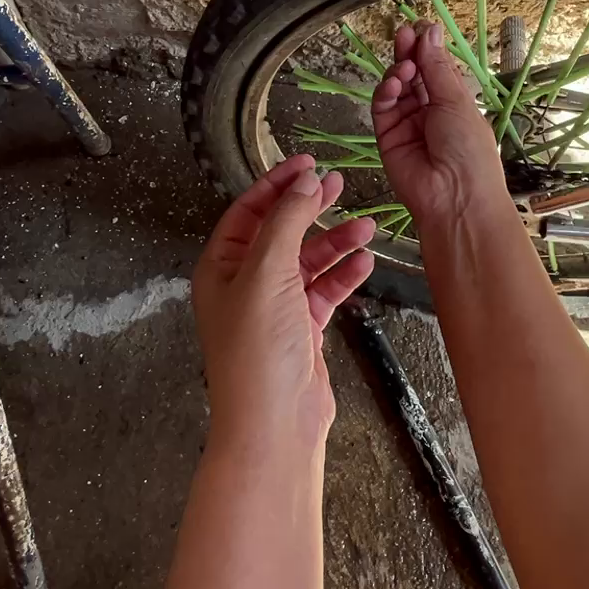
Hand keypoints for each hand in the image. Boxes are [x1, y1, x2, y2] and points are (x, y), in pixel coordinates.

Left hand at [192, 155, 375, 444]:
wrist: (274, 425)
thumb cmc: (258, 351)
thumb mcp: (268, 273)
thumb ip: (287, 221)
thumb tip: (306, 181)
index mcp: (221, 268)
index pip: (248, 211)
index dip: (277, 184)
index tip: (308, 162)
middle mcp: (244, 284)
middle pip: (280, 232)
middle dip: (310, 208)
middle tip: (339, 183)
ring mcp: (274, 308)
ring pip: (307, 261)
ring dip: (335, 242)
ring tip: (367, 225)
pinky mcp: (301, 329)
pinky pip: (324, 290)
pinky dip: (343, 275)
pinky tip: (364, 261)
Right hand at [371, 22, 512, 224]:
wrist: (455, 198)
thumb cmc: (469, 151)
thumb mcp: (457, 102)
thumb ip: (437, 67)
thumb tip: (430, 31)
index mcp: (455, 104)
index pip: (437, 69)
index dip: (428, 49)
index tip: (420, 28)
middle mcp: (431, 113)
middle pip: (414, 75)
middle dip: (409, 54)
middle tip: (404, 34)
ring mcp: (408, 125)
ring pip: (396, 89)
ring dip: (398, 72)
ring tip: (403, 66)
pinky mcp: (388, 137)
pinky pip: (383, 108)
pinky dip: (386, 92)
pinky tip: (394, 83)